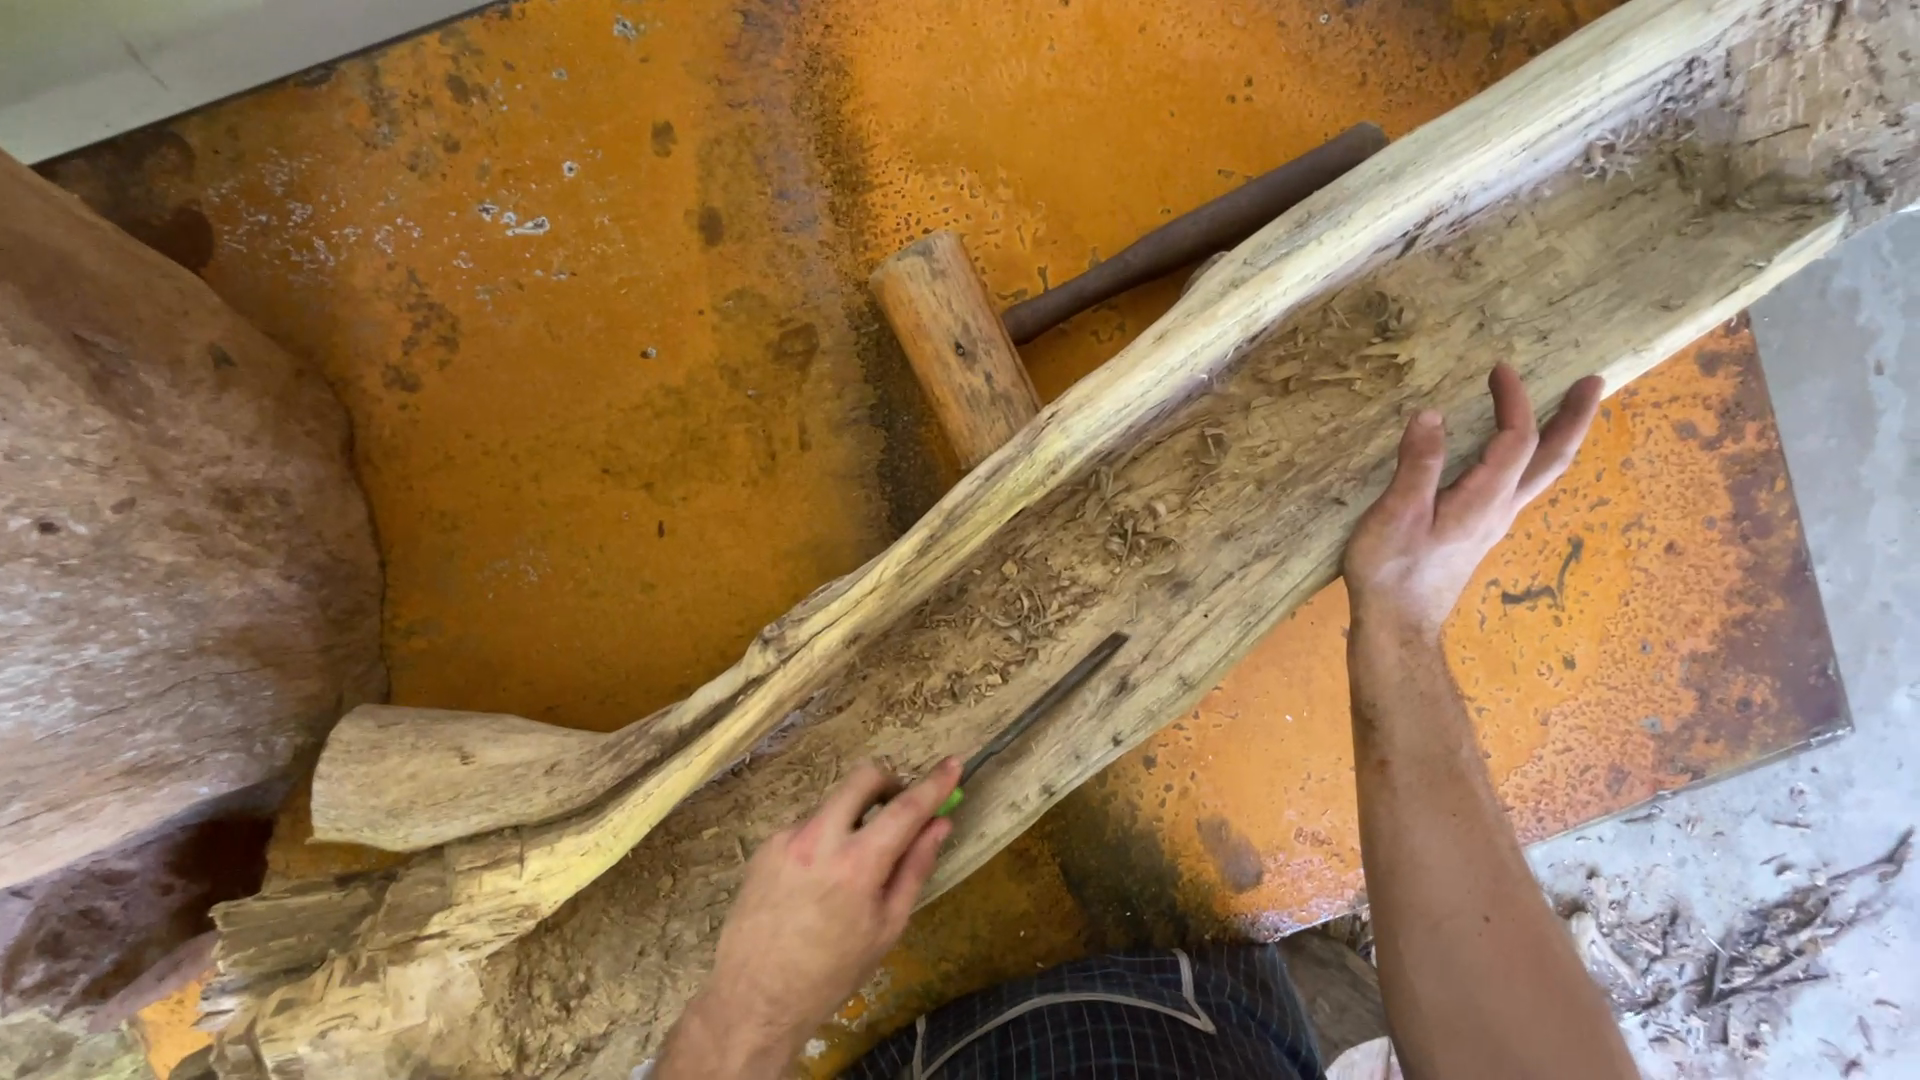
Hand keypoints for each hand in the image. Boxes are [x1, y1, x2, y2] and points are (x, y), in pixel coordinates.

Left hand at [657, 758, 960, 1078]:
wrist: (755, 999)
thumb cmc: (832, 973)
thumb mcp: (887, 928)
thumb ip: (915, 868)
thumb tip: (940, 824)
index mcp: (856, 865)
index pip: (906, 808)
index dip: (934, 783)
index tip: (952, 765)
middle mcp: (819, 838)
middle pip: (863, 778)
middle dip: (889, 784)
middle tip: (899, 810)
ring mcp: (787, 837)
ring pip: (834, 802)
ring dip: (854, 816)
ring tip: (852, 866)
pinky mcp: (766, 845)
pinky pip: (808, 825)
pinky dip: (825, 837)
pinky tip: (819, 880)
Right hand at [1344, 365, 1602, 639]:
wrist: (1398, 623)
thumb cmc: (1392, 570)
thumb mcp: (1395, 514)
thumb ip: (1417, 464)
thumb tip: (1432, 414)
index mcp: (1484, 499)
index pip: (1516, 439)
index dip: (1515, 401)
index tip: (1501, 369)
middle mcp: (1500, 510)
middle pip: (1551, 460)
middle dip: (1573, 419)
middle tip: (1593, 383)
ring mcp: (1491, 525)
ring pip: (1538, 475)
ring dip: (1556, 439)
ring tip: (1565, 412)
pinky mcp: (1476, 536)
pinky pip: (1516, 488)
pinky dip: (1528, 461)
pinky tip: (1511, 460)